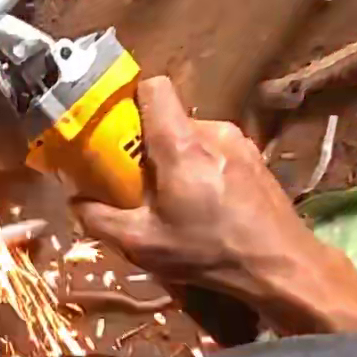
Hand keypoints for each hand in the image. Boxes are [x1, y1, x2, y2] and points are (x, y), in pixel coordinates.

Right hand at [73, 77, 356, 336]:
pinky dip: (198, 170)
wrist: (280, 266)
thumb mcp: (141, 244)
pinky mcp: (255, 159)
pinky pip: (214, 151)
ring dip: (173, 161)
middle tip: (135, 184)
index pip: (153, 89)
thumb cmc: (208, 252)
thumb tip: (76, 202)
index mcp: (182, 145)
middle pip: (168, 121)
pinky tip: (201, 206)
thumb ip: (99, 220)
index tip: (113, 132)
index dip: (128, 101)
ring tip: (170, 201)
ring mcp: (240, 143)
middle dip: (145, 146)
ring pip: (191, 138)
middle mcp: (213, 132)